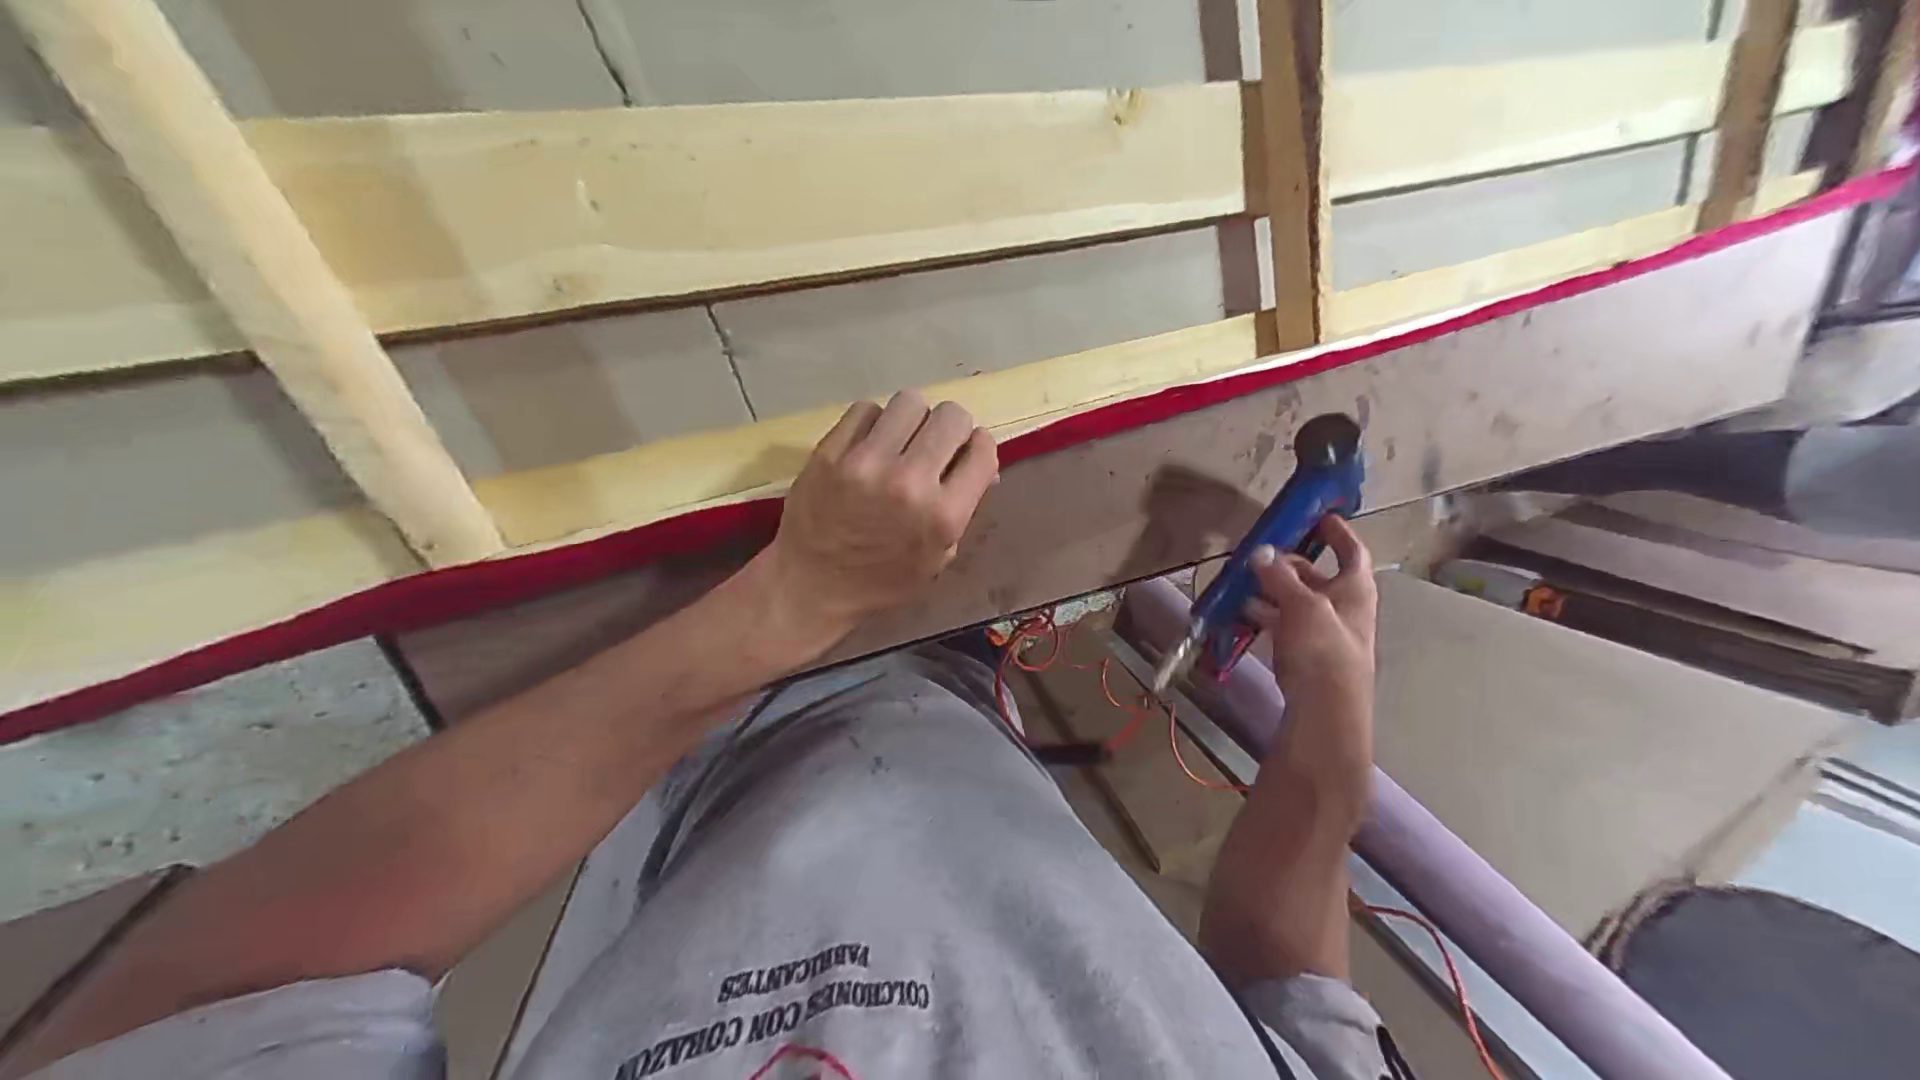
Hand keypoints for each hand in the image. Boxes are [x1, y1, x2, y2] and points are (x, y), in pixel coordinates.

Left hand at [762, 391, 998, 631]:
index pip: (983, 450)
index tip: (966, 452)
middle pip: (951, 416)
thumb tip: (980, 464)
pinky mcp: (830, 451)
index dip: (979, 446)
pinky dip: (873, 423)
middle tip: (934, 445)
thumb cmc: (882, 580)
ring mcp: (866, 463)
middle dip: (950, 429)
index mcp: (942, 516)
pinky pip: (866, 409)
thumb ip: (964, 508)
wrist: (812, 584)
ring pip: (910, 402)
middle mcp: (909, 483)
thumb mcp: (938, 557)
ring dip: (912, 419)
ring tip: (901, 441)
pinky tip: (869, 445)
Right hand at [1246, 515, 1376, 711]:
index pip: (1352, 552)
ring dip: (1270, 590)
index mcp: (1355, 590)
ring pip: (1296, 600)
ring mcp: (1324, 632)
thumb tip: (1262, 552)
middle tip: (1259, 554)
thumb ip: (1280, 577)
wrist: (1324, 710)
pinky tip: (1243, 612)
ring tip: (1242, 582)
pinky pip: (1283, 624)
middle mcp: (1344, 608)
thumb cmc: (1322, 650)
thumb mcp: (1301, 605)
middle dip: (1288, 564)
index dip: (1338, 533)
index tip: (1320, 517)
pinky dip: (1266, 614)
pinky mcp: (1305, 653)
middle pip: (1317, 576)